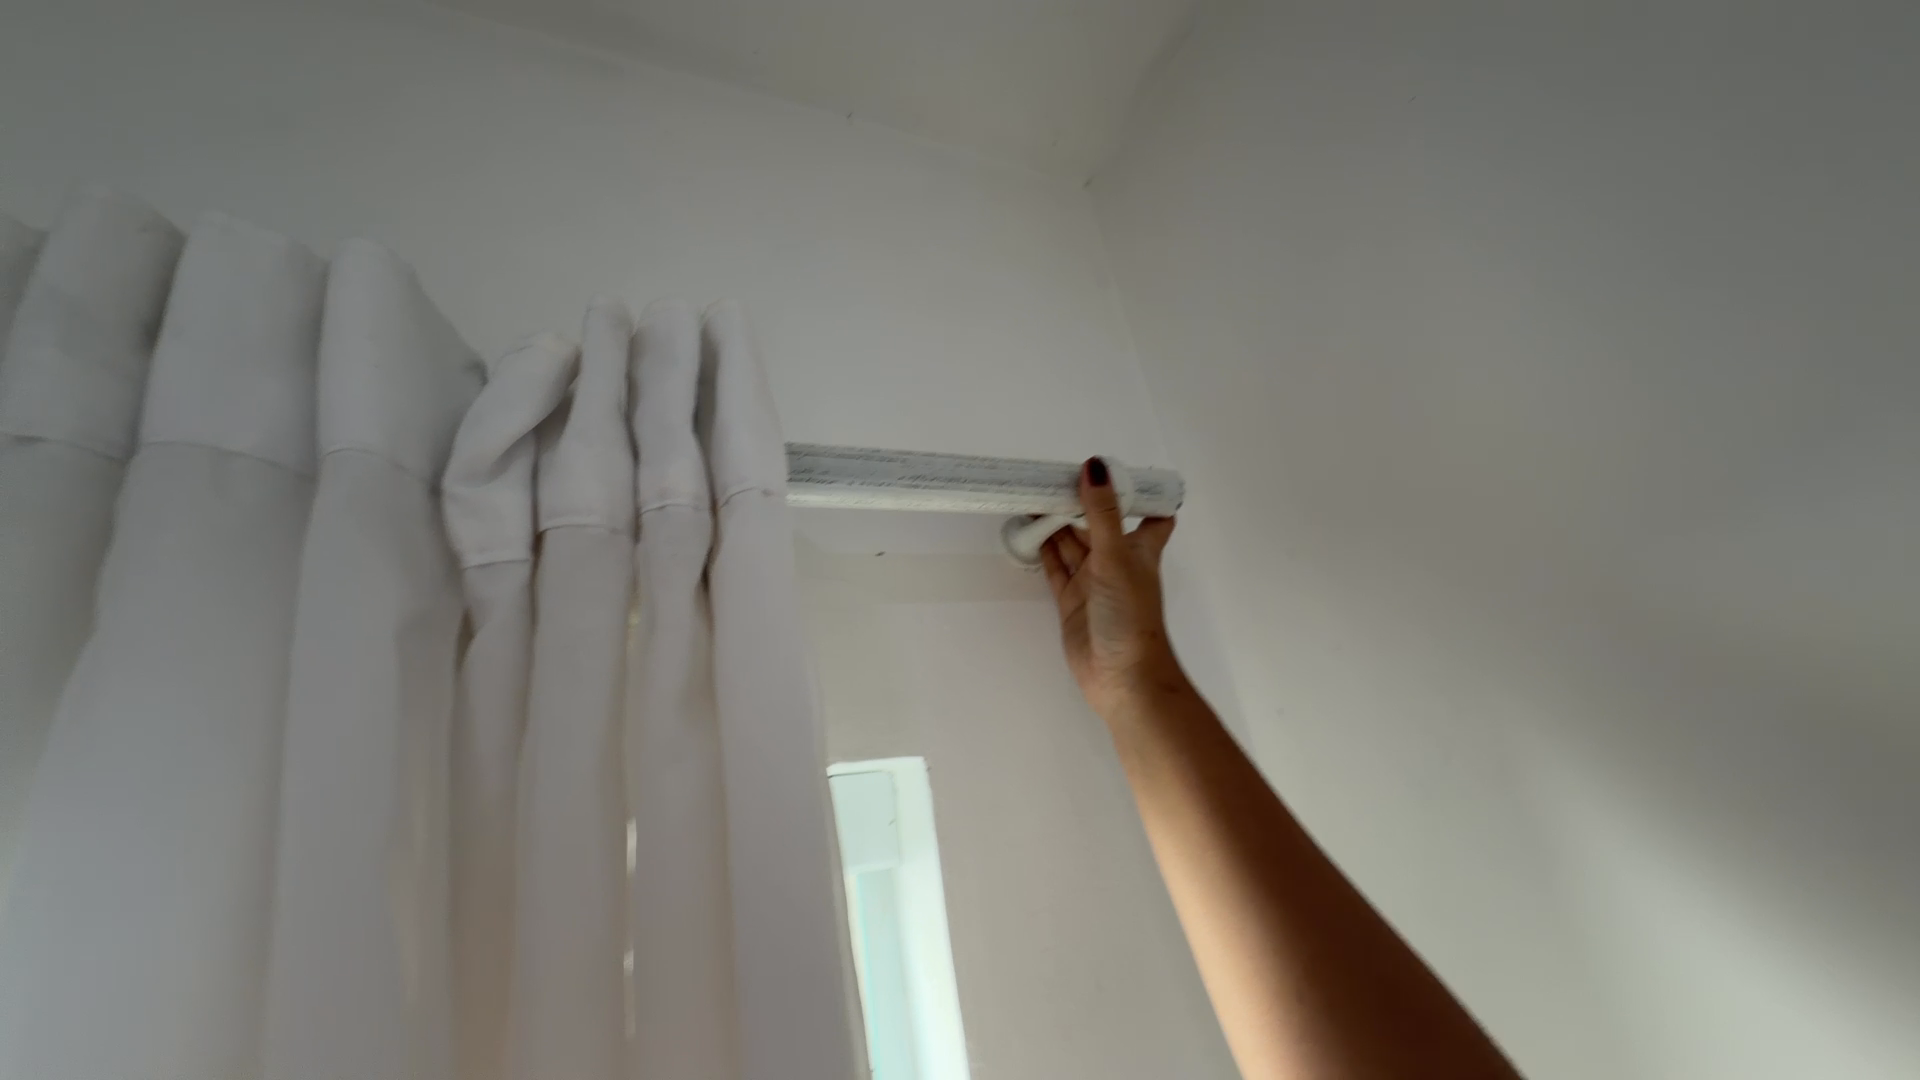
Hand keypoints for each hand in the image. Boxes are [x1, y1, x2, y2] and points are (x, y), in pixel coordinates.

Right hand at [1039, 458, 1184, 718]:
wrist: (1121, 678)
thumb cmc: (1130, 614)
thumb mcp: (1117, 557)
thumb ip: (1102, 513)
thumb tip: (1095, 465)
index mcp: (1140, 549)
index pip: (1149, 515)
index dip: (1136, 494)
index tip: (1111, 471)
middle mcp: (1118, 561)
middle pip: (1098, 524)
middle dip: (1079, 502)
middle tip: (1049, 476)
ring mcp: (1093, 582)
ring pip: (1073, 545)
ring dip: (1056, 523)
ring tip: (1030, 496)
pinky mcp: (1071, 601)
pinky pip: (1056, 568)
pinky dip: (1043, 550)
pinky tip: (1027, 530)